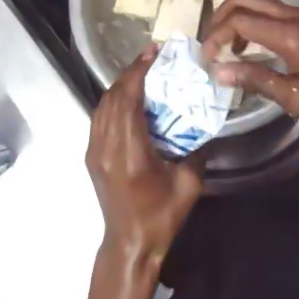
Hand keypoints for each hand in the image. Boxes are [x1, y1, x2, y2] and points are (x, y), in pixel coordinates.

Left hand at [86, 46, 204, 263]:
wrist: (129, 245)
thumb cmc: (160, 217)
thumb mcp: (189, 184)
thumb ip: (197, 151)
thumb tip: (205, 122)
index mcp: (128, 151)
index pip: (127, 100)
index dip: (138, 72)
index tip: (154, 53)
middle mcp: (106, 146)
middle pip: (112, 97)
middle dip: (130, 72)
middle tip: (152, 56)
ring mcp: (95, 150)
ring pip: (102, 105)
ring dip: (121, 84)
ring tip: (143, 71)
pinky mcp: (92, 156)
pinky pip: (99, 117)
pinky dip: (113, 100)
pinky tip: (130, 97)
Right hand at [201, 0, 298, 124]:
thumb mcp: (297, 99)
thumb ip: (256, 80)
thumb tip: (219, 72)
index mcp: (289, 35)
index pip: (239, 20)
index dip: (216, 36)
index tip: (207, 59)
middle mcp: (291, 15)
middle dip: (219, 19)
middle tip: (212, 47)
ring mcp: (298, 12)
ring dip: (233, 13)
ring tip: (226, 44)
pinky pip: (266, 4)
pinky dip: (248, 14)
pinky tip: (247, 42)